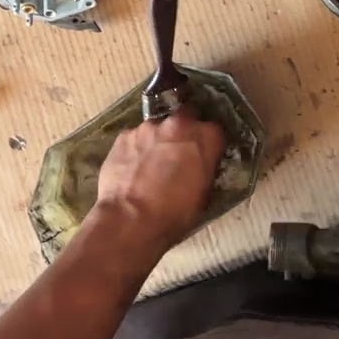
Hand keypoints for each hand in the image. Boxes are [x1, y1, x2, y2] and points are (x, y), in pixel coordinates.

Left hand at [91, 108, 225, 252]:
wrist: (130, 219)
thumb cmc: (174, 213)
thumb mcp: (203, 193)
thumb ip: (205, 167)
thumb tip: (201, 163)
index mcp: (205, 137)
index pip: (214, 130)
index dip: (208, 144)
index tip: (204, 155)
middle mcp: (178, 124)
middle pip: (185, 119)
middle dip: (183, 133)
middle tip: (178, 155)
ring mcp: (148, 127)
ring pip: (157, 128)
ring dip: (157, 141)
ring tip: (150, 165)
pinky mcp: (124, 135)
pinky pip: (135, 139)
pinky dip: (136, 149)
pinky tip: (132, 168)